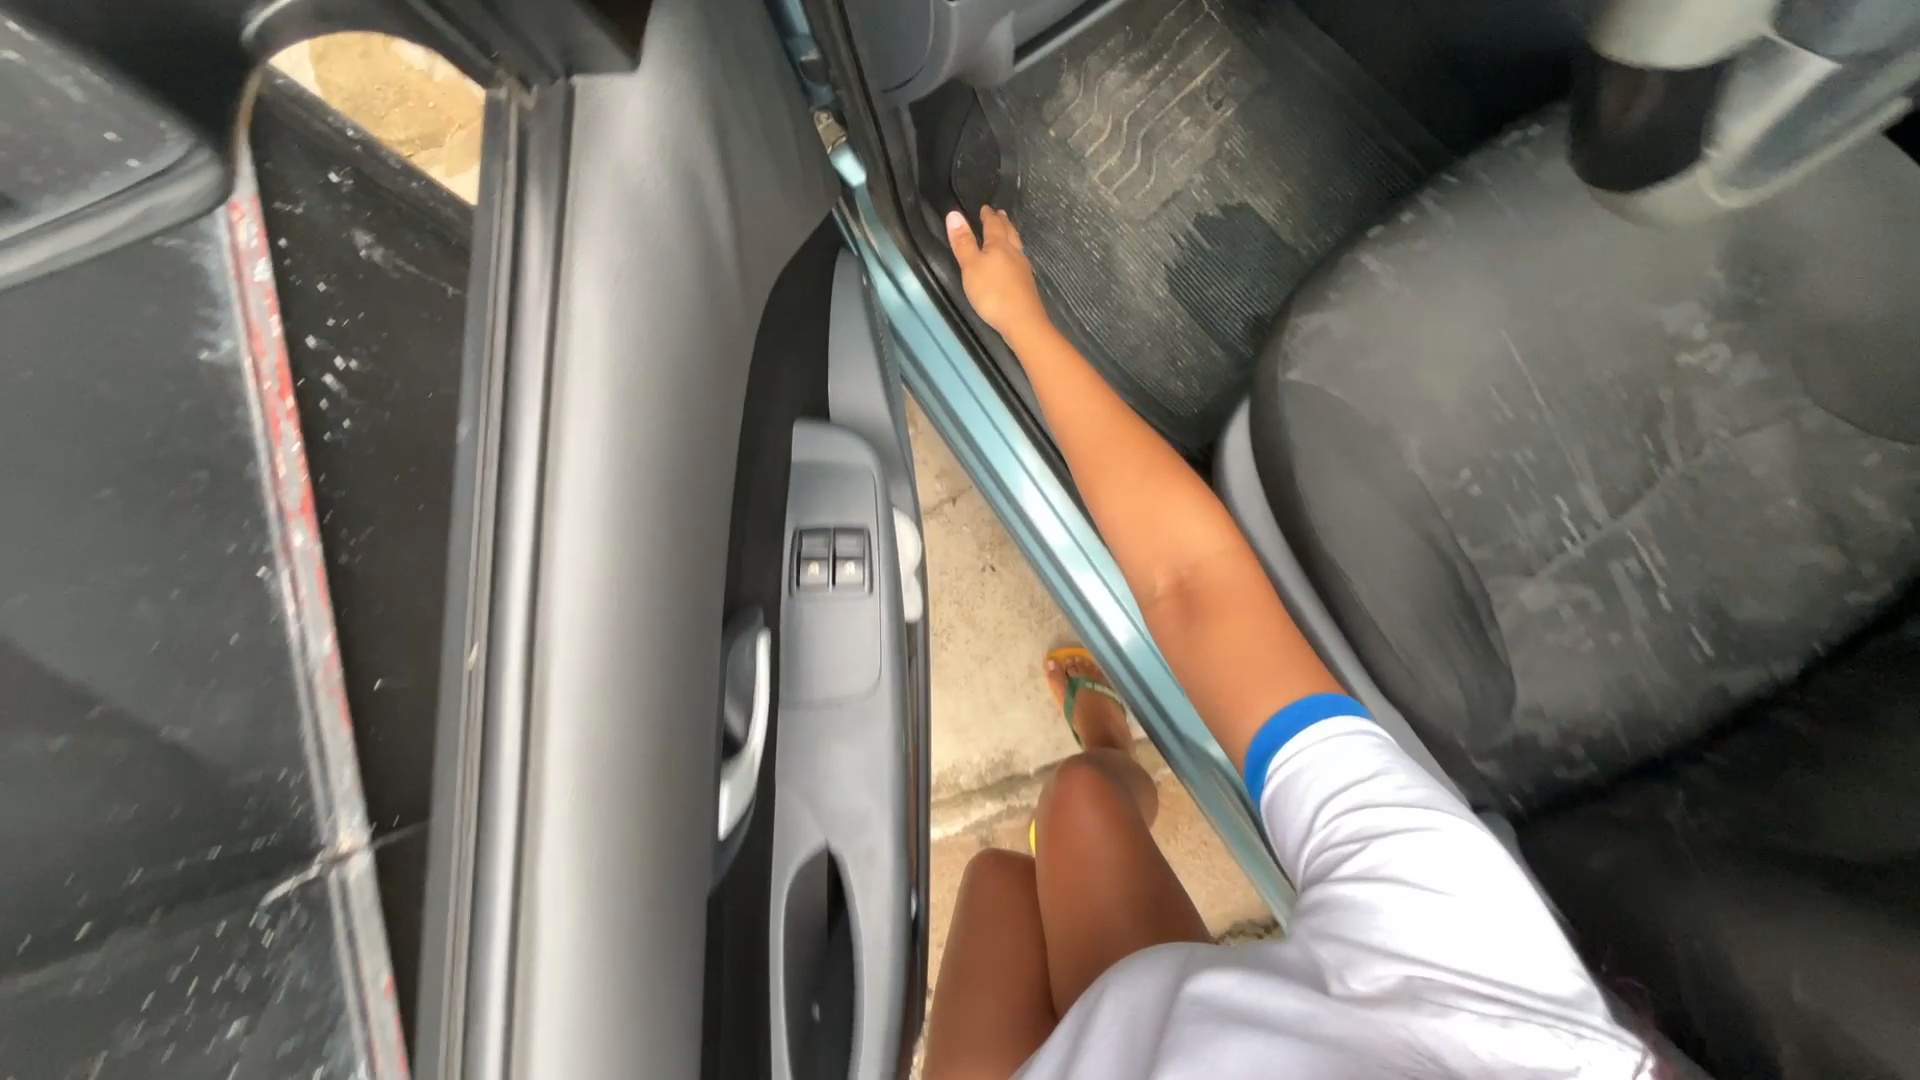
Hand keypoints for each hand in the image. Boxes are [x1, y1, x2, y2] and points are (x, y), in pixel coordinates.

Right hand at [945, 206, 1048, 341]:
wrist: (1022, 321)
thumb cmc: (992, 293)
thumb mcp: (971, 267)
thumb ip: (963, 242)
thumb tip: (954, 214)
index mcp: (998, 245)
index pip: (993, 225)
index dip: (988, 216)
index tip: (985, 208)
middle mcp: (1013, 253)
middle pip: (1009, 232)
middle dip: (1002, 222)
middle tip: (1000, 214)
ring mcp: (1023, 268)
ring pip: (1017, 246)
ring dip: (1011, 236)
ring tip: (1009, 232)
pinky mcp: (1026, 284)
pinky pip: (1020, 261)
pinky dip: (1016, 254)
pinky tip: (1016, 261)